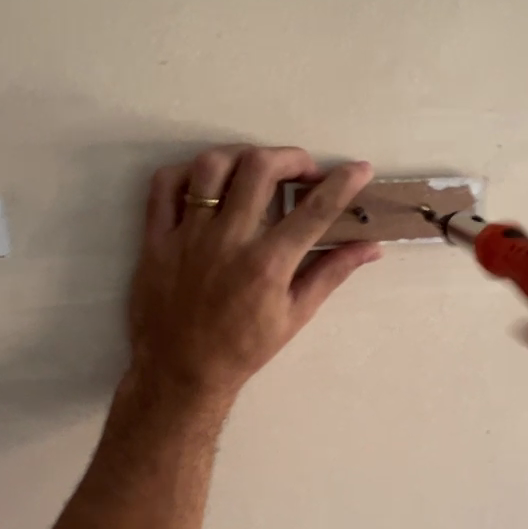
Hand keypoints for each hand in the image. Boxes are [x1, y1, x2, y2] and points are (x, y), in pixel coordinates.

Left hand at [123, 144, 380, 408]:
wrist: (182, 372)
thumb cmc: (244, 348)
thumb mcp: (294, 316)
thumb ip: (331, 274)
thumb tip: (371, 248)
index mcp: (268, 264)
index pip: (314, 211)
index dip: (342, 183)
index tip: (359, 169)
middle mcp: (228, 241)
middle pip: (260, 169)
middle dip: (290, 158)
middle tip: (302, 171)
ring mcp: (188, 236)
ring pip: (212, 166)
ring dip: (241, 156)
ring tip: (255, 169)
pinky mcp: (156, 238)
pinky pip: (165, 186)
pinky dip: (188, 171)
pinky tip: (207, 181)